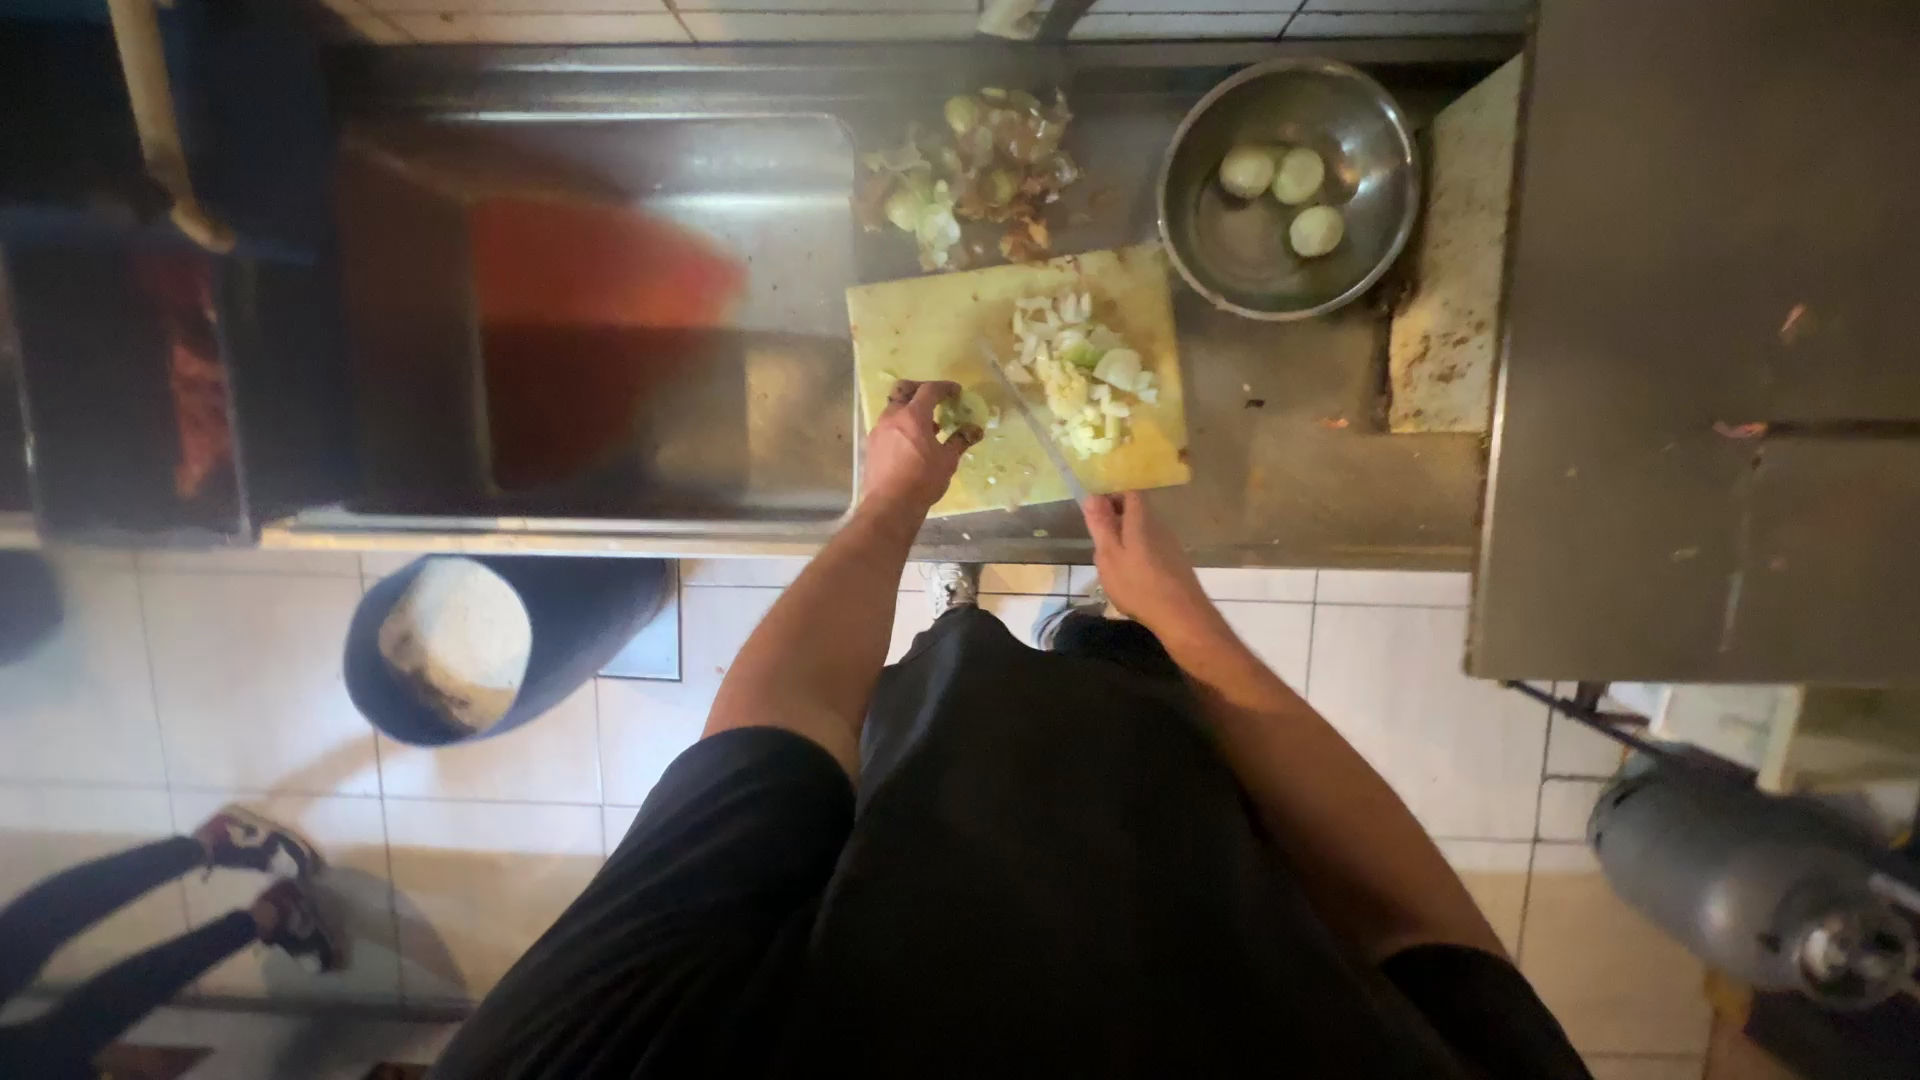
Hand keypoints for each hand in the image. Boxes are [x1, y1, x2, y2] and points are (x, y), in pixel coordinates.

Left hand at [862, 379, 979, 517]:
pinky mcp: (872, 444)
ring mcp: (878, 430)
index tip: (956, 391)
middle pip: (903, 390)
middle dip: (920, 389)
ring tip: (927, 427)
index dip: (945, 387)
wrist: (890, 505)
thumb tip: (975, 429)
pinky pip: (887, 425)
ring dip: (910, 410)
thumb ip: (960, 440)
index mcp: (913, 415)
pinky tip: (912, 443)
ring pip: (893, 408)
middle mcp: (892, 416)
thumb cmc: (923, 480)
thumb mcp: (947, 460)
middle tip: (935, 399)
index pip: (929, 390)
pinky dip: (901, 425)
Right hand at [1082, 491, 1218, 636]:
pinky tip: (1132, 579)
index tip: (1095, 513)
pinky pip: (1152, 548)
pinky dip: (1138, 554)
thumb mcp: (1110, 556)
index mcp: (1141, 520)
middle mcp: (1159, 526)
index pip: (1129, 492)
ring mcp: (1170, 544)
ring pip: (1143, 531)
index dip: (1112, 496)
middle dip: (1116, 520)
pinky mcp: (1175, 562)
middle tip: (1099, 543)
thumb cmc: (1138, 585)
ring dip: (1126, 540)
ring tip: (1112, 565)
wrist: (1181, 616)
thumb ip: (1101, 525)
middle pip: (1137, 512)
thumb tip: (1092, 495)